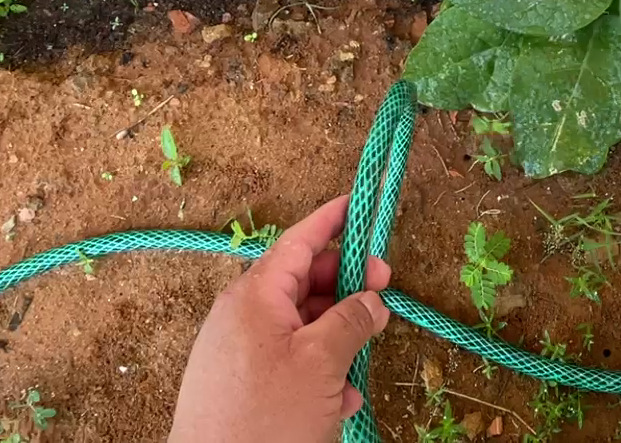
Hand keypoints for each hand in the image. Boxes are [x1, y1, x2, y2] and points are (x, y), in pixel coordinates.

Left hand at [170, 195, 391, 442]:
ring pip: (300, 323)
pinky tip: (340, 396)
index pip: (299, 240)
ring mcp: (237, 353)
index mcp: (255, 296)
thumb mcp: (322, 363)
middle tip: (384, 292)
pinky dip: (318, 365)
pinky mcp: (238, 387)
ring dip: (337, 334)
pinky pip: (287, 358)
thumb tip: (374, 299)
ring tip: (361, 361)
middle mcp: (241, 316)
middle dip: (346, 285)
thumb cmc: (266, 419)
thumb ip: (353, 319)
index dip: (332, 219)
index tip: (359, 201)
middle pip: (303, 280)